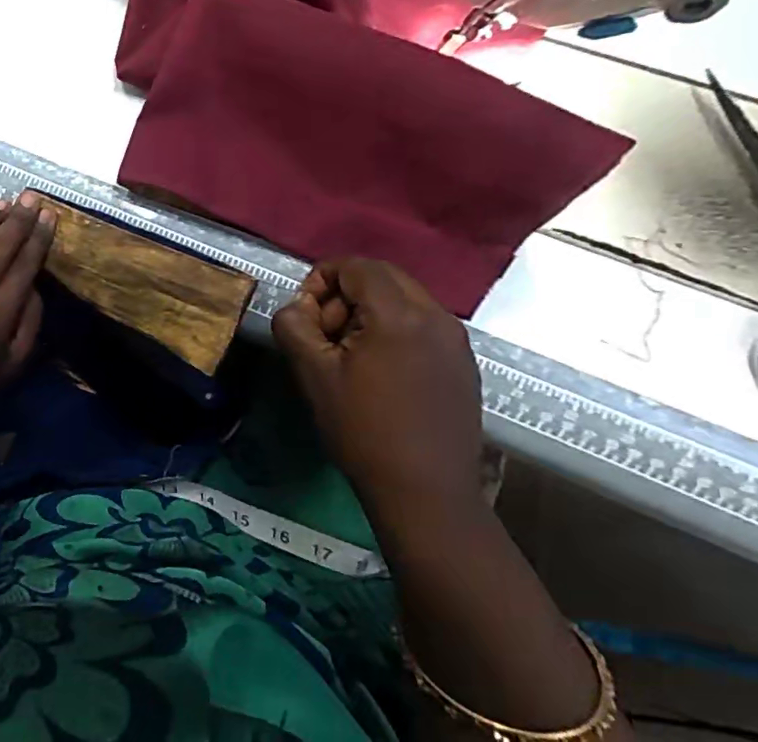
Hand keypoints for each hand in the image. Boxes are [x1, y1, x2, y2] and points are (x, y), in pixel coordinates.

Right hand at [273, 258, 485, 513]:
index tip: (307, 317)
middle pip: (382, 277)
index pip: (356, 266)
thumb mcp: (312, 373)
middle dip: (345, 294)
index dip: (321, 279)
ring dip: (368, 311)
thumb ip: (294, 324)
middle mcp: (436, 316)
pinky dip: (393, 330)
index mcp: (399, 314)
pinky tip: (380, 372)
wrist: (425, 492)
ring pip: (403, 299)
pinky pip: (421, 324)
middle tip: (325, 334)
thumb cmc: (362, 428)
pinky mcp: (464, 363)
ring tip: (350, 355)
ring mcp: (456, 340)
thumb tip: (298, 307)